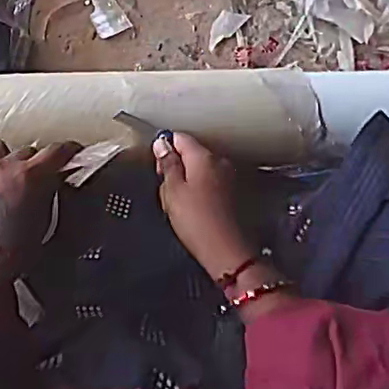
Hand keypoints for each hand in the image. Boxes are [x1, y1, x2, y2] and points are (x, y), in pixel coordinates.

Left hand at [0, 140, 81, 272]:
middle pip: (29, 151)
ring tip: (11, 178)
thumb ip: (49, 194)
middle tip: (40, 179)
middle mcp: (6, 166)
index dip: (68, 151)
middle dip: (37, 162)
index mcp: (32, 174)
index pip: (57, 150)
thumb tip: (51, 183)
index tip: (72, 154)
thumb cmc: (12, 251)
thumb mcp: (44, 221)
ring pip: (2, 151)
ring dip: (10, 161)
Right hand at [153, 132, 255, 279]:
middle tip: (166, 187)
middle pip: (190, 152)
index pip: (179, 137)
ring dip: (185, 179)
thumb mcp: (172, 190)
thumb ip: (167, 163)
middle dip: (175, 165)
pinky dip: (197, 190)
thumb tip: (161, 144)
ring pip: (198, 168)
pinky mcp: (230, 192)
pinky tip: (191, 208)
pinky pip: (208, 182)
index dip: (164, 148)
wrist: (225, 251)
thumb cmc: (198, 222)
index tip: (158, 164)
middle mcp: (219, 162)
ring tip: (179, 202)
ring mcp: (227, 177)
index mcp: (203, 157)